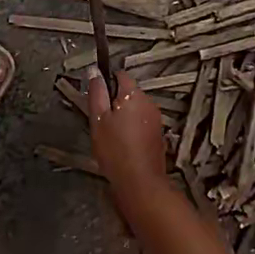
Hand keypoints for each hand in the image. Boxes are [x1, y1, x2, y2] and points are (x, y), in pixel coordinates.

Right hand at [85, 69, 168, 188]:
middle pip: (129, 92)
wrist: (140, 182)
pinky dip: (133, 127)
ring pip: (136, 108)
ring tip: (112, 135)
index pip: (120, 75)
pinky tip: (124, 144)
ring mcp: (156, 118)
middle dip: (115, 101)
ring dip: (124, 115)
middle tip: (102, 121)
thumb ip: (97, 93)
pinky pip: (143, 122)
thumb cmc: (115, 149)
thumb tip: (95, 71)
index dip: (107, 82)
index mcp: (133, 95)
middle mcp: (149, 102)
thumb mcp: (98, 119)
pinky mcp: (159, 134)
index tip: (97, 98)